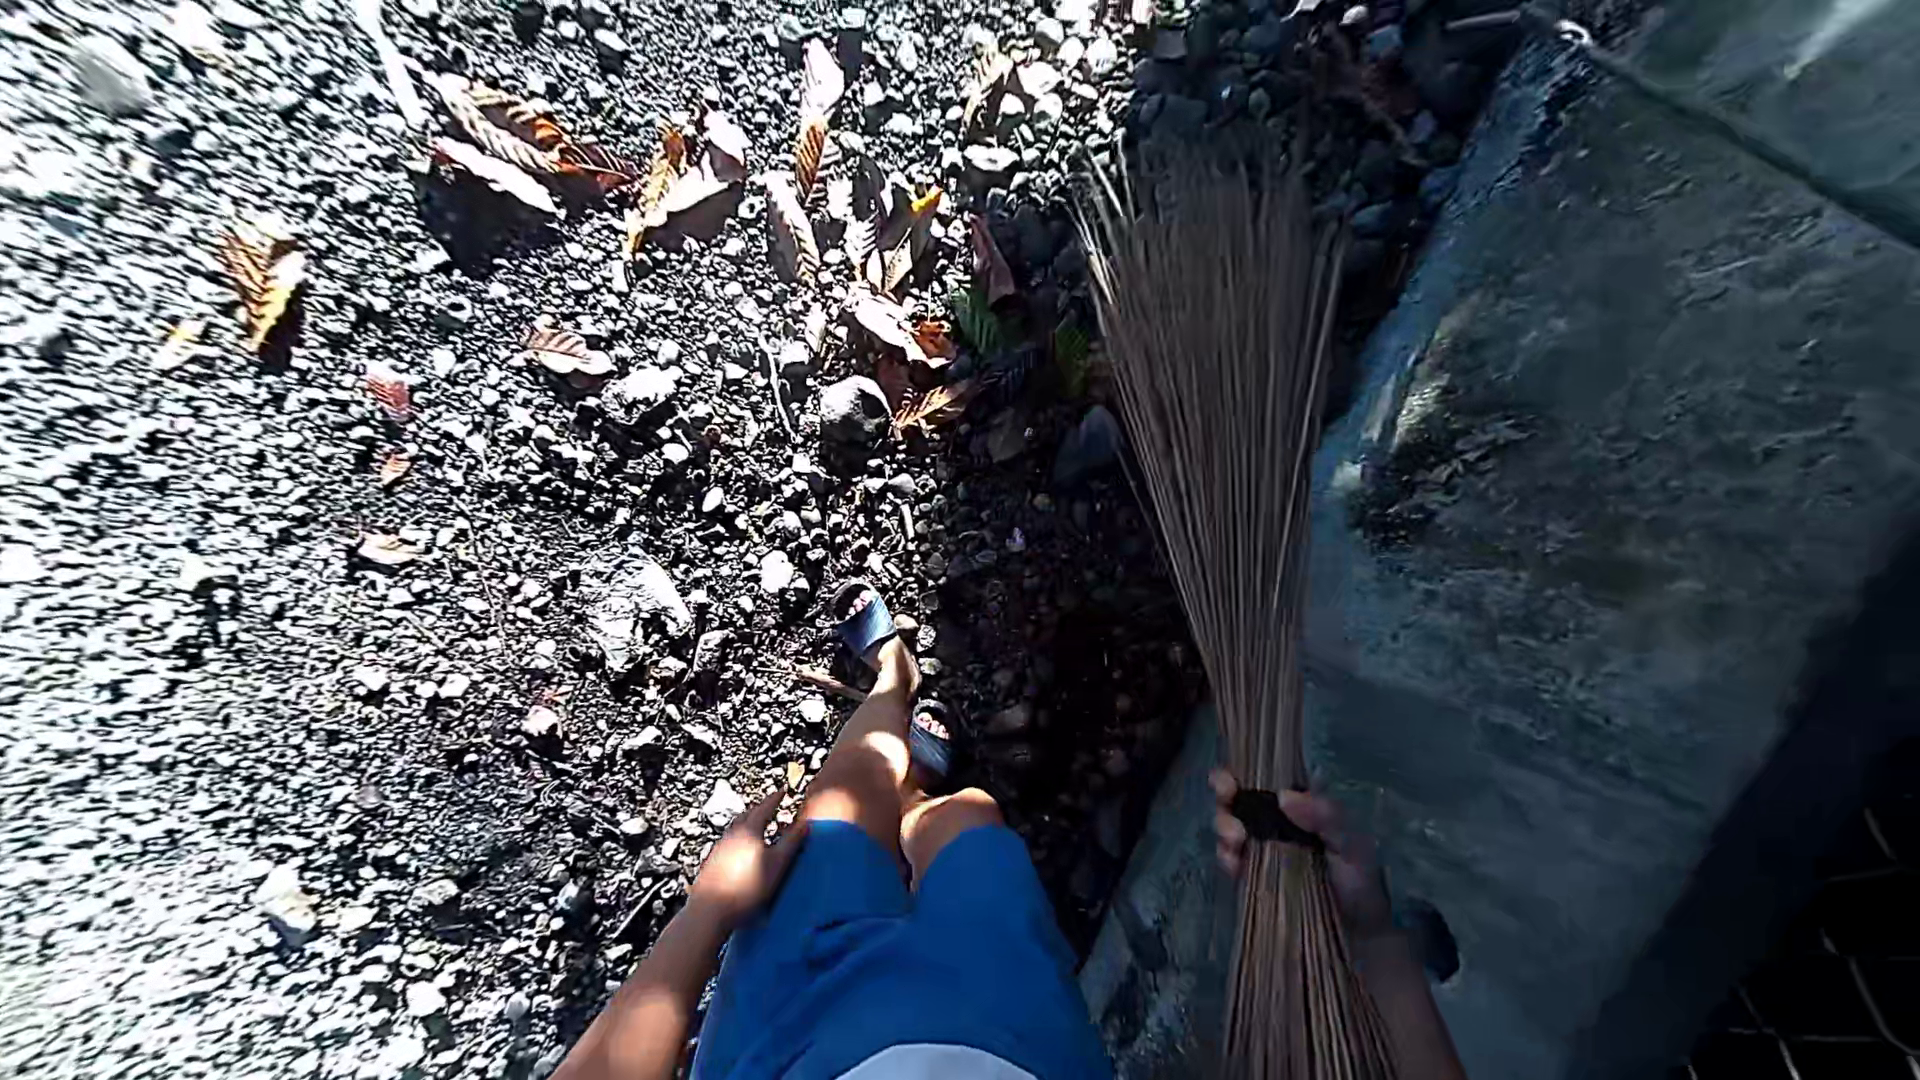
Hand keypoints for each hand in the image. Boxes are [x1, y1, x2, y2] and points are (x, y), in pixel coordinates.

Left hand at [686, 790, 807, 929]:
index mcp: (749, 829)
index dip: (776, 797)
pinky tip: (742, 849)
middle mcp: (732, 833)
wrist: (708, 914)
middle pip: (748, 814)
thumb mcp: (778, 864)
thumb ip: (792, 841)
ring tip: (758, 825)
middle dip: (761, 807)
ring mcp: (719, 848)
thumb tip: (805, 823)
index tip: (783, 790)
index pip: (765, 806)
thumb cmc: (748, 888)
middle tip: (771, 804)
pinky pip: (729, 840)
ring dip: (749, 821)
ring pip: (736, 826)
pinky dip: (740, 836)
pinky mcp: (712, 863)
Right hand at [1210, 769, 1393, 940]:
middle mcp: (1272, 820)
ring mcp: (1258, 846)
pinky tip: (1233, 863)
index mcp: (1297, 805)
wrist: (1361, 936)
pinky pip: (1228, 857)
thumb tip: (1284, 796)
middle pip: (1237, 796)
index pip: (1264, 778)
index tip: (1230, 777)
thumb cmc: (1360, 882)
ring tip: (1235, 839)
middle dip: (1224, 793)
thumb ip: (1326, 815)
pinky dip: (1225, 856)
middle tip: (1226, 796)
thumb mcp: (1353, 843)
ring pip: (1228, 822)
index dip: (1241, 772)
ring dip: (1223, 824)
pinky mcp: (1250, 872)